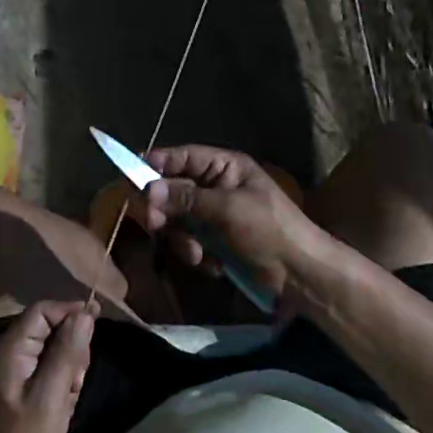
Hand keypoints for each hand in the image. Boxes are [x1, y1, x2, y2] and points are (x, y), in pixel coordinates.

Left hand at [0, 301, 95, 432]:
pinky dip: (65, 386)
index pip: (42, 311)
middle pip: (51, 330)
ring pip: (57, 353)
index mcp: (10, 349)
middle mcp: (12, 356)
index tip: (98, 317)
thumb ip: (68, 351)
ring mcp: (20, 376)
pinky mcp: (29, 395)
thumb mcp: (52, 394)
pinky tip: (65, 409)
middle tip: (76, 378)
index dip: (69, 310)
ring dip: (70, 371)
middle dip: (71, 349)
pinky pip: (55, 375)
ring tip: (68, 398)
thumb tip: (85, 312)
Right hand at [136, 144, 330, 302]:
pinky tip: (213, 265)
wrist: (302, 275)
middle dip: (166, 211)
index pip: (182, 157)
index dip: (155, 164)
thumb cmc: (270, 230)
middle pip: (172, 190)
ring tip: (198, 255)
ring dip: (182, 239)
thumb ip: (186, 199)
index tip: (130, 176)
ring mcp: (215, 216)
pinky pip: (190, 242)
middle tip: (156, 225)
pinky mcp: (216, 242)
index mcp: (225, 168)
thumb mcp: (228, 210)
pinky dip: (197, 254)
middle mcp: (216, 187)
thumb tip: (147, 189)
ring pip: (177, 220)